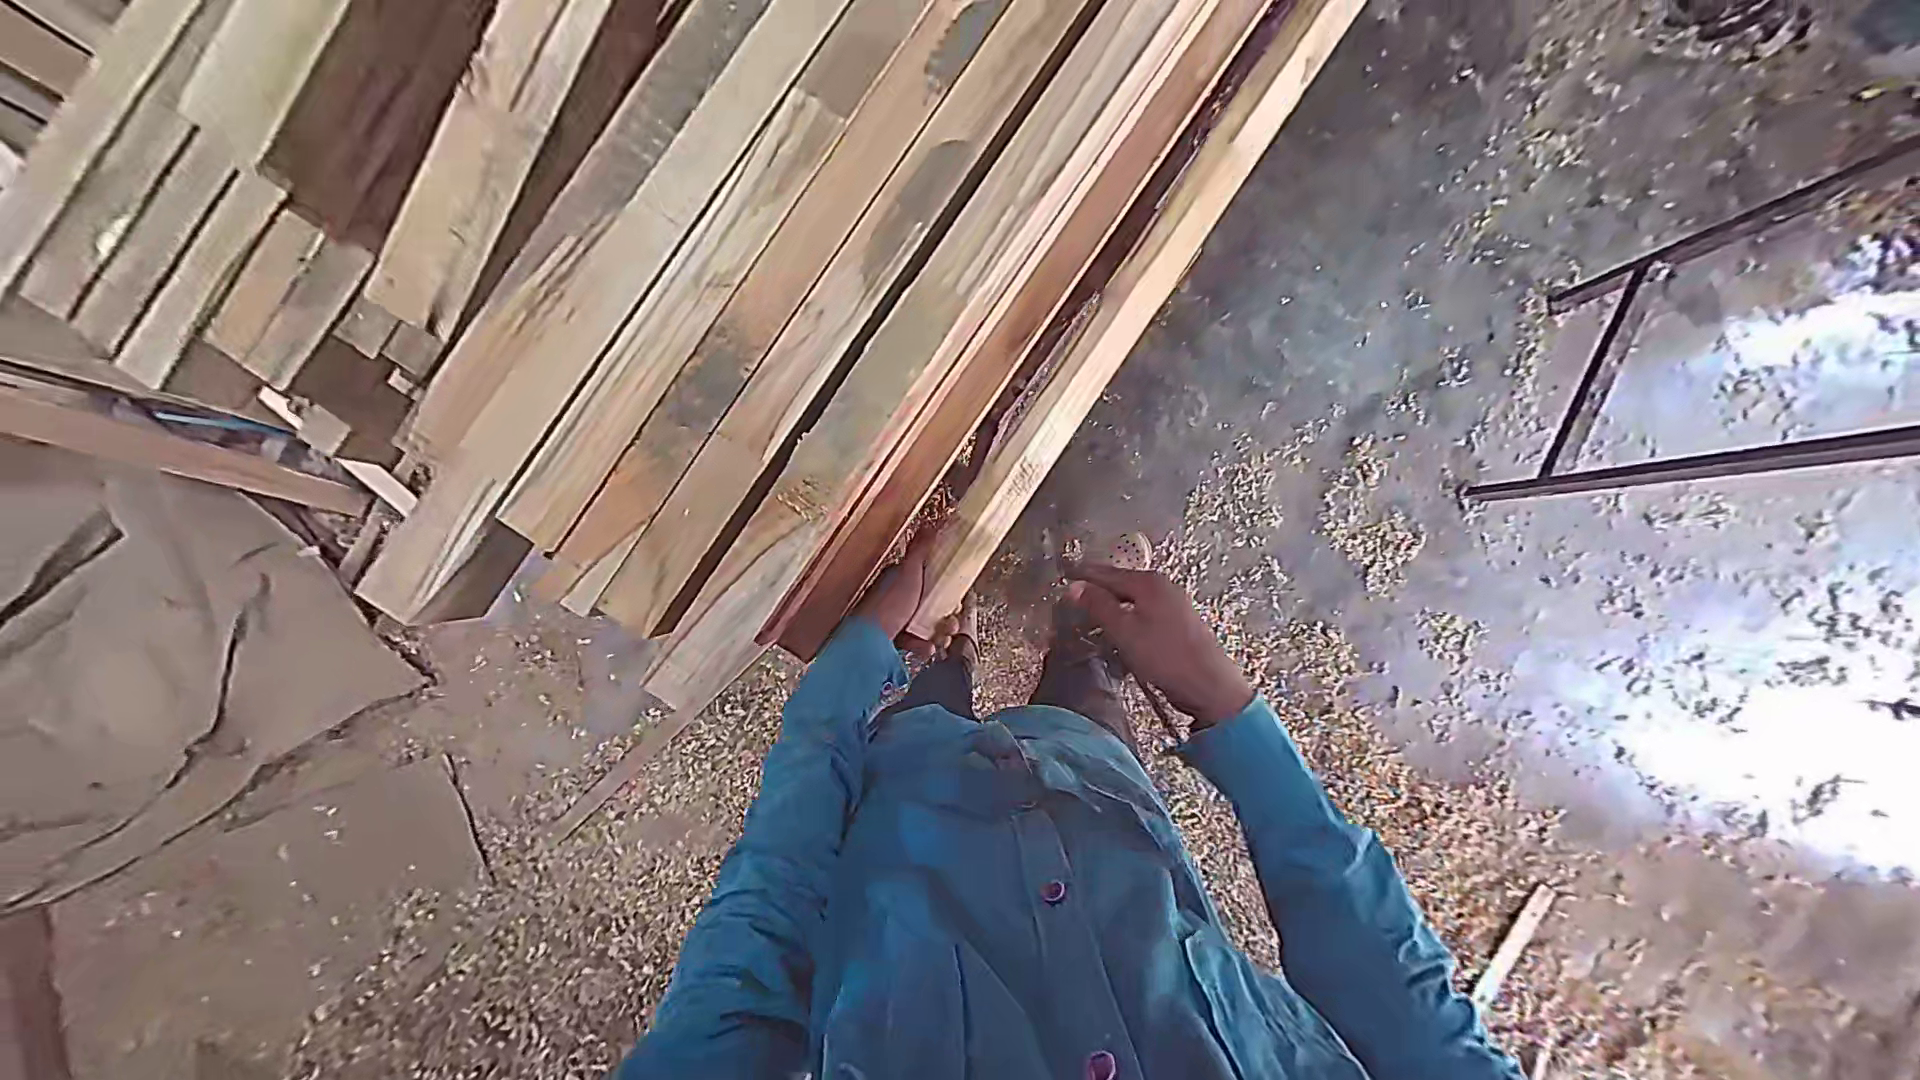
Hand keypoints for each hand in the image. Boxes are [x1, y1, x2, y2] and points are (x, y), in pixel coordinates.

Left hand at [853, 529, 948, 653]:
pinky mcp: (891, 643)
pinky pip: (914, 643)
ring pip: (922, 626)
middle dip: (944, 615)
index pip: (922, 578)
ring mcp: (890, 622)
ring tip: (942, 637)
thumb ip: (920, 548)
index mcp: (894, 579)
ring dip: (937, 632)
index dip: (941, 587)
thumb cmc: (887, 605)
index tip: (954, 595)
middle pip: (926, 604)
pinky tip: (927, 646)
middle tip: (951, 621)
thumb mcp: (909, 570)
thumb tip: (930, 525)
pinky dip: (924, 646)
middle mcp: (891, 600)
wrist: (870, 641)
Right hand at [1064, 564, 1254, 728]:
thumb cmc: (1164, 657)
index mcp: (1148, 582)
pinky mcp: (1179, 620)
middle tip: (1070, 596)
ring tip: (1088, 610)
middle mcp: (1163, 585)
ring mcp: (1174, 602)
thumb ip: (1098, 605)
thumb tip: (1074, 586)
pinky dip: (1126, 612)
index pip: (1106, 572)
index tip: (1061, 578)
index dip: (1082, 576)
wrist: (1211, 687)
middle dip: (1096, 587)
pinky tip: (1118, 625)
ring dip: (1111, 601)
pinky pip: (1143, 608)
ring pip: (1132, 596)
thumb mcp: (1123, 631)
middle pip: (1121, 582)